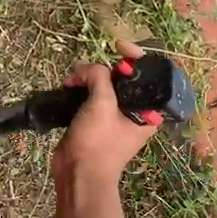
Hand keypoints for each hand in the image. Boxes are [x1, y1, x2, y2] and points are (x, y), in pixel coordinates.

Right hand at [52, 40, 160, 188]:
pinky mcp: (94, 119)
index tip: (117, 45)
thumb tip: (86, 69)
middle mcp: (135, 110)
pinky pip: (90, 95)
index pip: (149, 74)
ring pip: (103, 84)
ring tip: (70, 82)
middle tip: (84, 71)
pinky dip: (79, 87)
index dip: (136, 56)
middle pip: (123, 77)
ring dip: (86, 77)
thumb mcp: (102, 104)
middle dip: (102, 68)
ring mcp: (114, 115)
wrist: (79, 172)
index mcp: (148, 110)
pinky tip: (67, 88)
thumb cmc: (98, 141)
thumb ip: (99, 77)